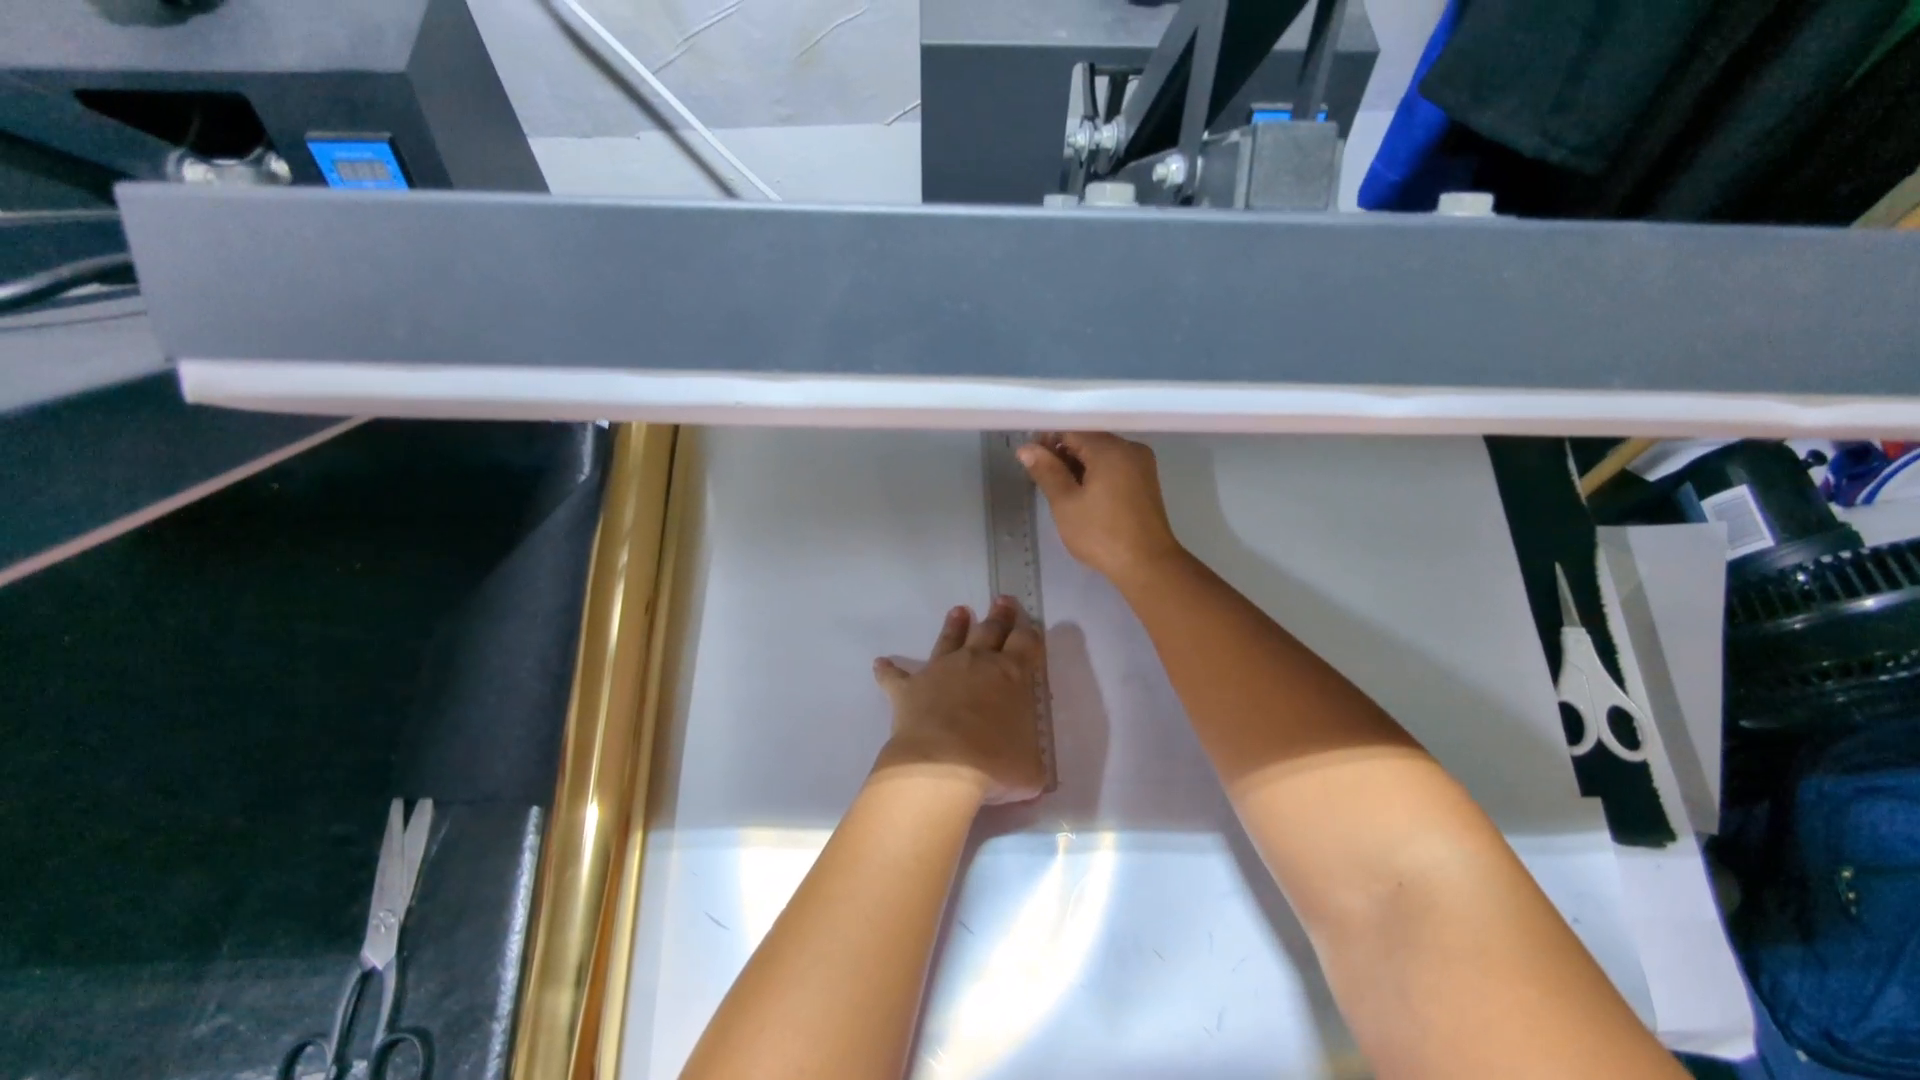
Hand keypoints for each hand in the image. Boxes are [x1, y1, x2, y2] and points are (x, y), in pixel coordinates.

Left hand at [872, 598, 1047, 805]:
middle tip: (1003, 601)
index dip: (1029, 633)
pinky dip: (888, 670)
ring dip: (954, 626)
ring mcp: (940, 671)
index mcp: (1012, 676)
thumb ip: (1032, 762)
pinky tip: (880, 663)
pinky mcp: (909, 688)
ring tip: (958, 611)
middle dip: (999, 616)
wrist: (941, 765)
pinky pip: (895, 676)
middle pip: (991, 630)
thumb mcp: (1030, 768)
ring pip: (949, 639)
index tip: (1030, 624)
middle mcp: (977, 664)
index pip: (1026, 644)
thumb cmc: (994, 764)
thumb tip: (1032, 771)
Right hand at [1018, 432, 1184, 582]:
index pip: (1072, 431)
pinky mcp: (1146, 482)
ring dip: (1079, 466)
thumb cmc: (1101, 534)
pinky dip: (1096, 474)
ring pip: (1102, 454)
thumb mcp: (1066, 503)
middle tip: (1042, 478)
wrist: (1147, 564)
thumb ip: (1046, 471)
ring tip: (1060, 490)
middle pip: (1089, 440)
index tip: (1030, 461)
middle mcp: (1130, 449)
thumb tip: (1027, 448)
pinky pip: (1115, 467)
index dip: (1047, 441)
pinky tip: (1083, 495)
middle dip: (1063, 454)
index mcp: (1111, 449)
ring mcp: (1142, 465)